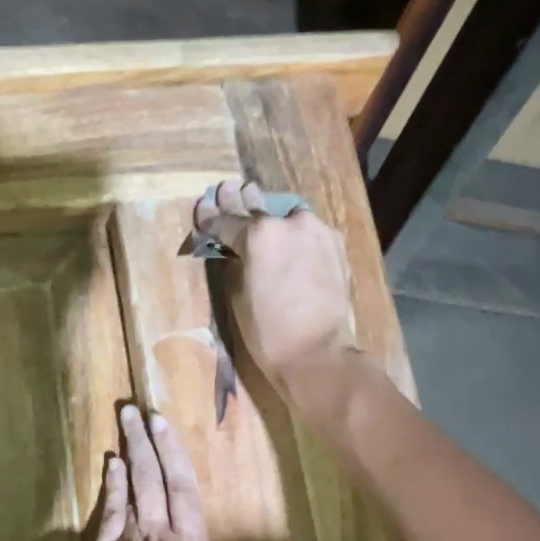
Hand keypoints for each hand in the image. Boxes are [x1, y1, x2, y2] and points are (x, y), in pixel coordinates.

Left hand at [73, 403, 283, 540]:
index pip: (186, 494)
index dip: (176, 458)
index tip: (166, 429)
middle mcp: (163, 535)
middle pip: (156, 478)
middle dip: (148, 442)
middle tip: (137, 409)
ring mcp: (130, 537)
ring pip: (132, 484)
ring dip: (128, 451)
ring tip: (122, 418)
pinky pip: (109, 508)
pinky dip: (109, 485)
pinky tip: (109, 464)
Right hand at [194, 179, 354, 386]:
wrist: (317, 352)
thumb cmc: (267, 332)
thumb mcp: (237, 298)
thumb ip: (235, 265)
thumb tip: (236, 252)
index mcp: (258, 235)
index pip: (226, 221)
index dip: (211, 216)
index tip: (203, 205)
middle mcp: (289, 222)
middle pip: (258, 208)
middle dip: (241, 202)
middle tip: (229, 189)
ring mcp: (316, 230)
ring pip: (289, 217)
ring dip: (275, 219)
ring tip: (263, 215)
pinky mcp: (336, 244)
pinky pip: (310, 232)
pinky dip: (297, 234)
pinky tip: (291, 239)